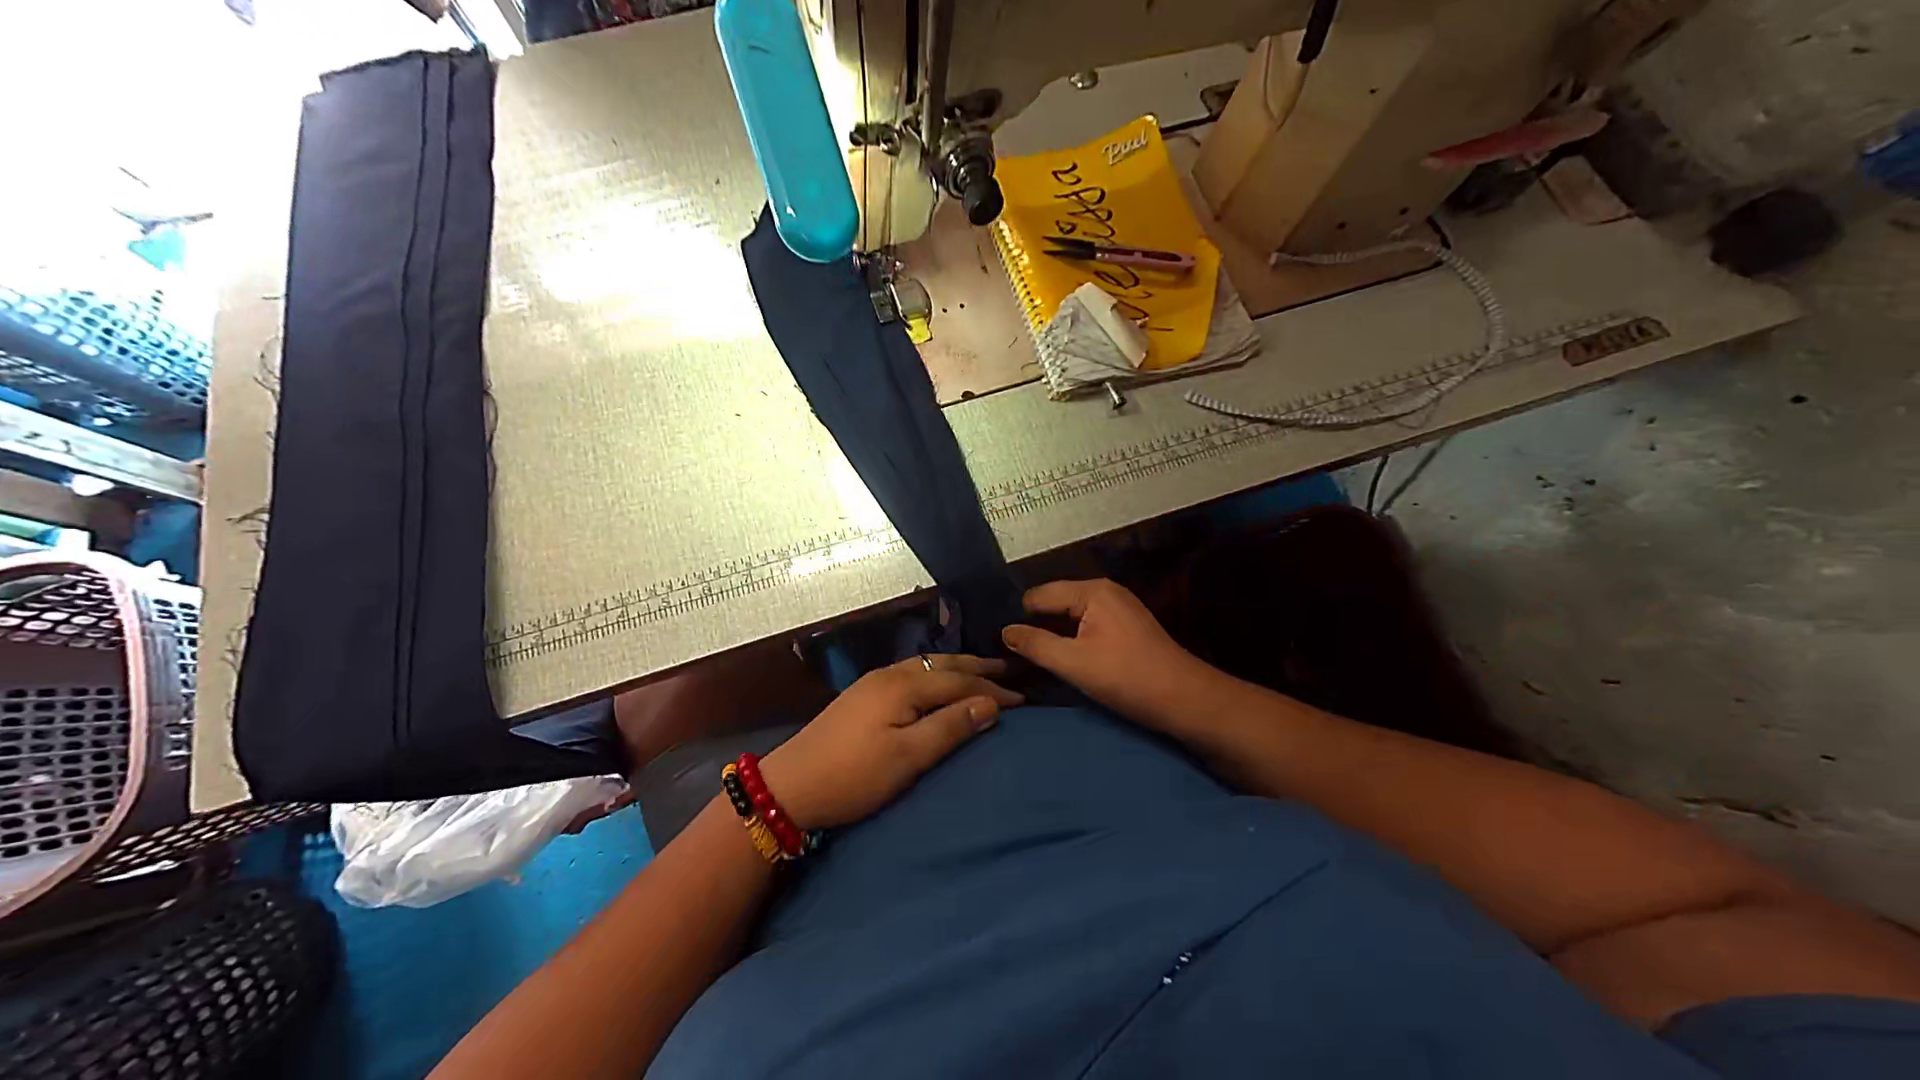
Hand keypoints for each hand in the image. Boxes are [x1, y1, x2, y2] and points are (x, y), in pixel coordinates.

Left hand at [758, 655, 1022, 829]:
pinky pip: (913, 674)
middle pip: (944, 665)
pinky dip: (937, 676)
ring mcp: (873, 683)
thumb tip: (991, 705)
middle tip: (1010, 671)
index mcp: (904, 685)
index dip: (993, 690)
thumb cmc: (854, 776)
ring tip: (983, 674)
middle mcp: (890, 674)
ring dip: (957, 670)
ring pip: (927, 667)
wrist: (790, 785)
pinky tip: (940, 686)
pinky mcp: (863, 695)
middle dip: (979, 669)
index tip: (1024, 699)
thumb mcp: (907, 757)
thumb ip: (950, 727)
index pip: (960, 681)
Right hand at [1001, 579, 1216, 727]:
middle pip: (1053, 603)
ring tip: (1033, 661)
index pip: (1037, 595)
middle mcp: (1104, 590)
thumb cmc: (1127, 678)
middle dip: (1035, 626)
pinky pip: (1085, 625)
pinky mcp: (1124, 626)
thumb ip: (1035, 645)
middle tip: (1014, 657)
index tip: (1003, 647)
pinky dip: (1072, 640)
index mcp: (1092, 591)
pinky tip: (1063, 660)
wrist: (1185, 700)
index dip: (1019, 619)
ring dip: (1053, 636)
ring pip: (1069, 616)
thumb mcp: (1074, 663)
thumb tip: (1005, 632)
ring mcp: (1117, 607)